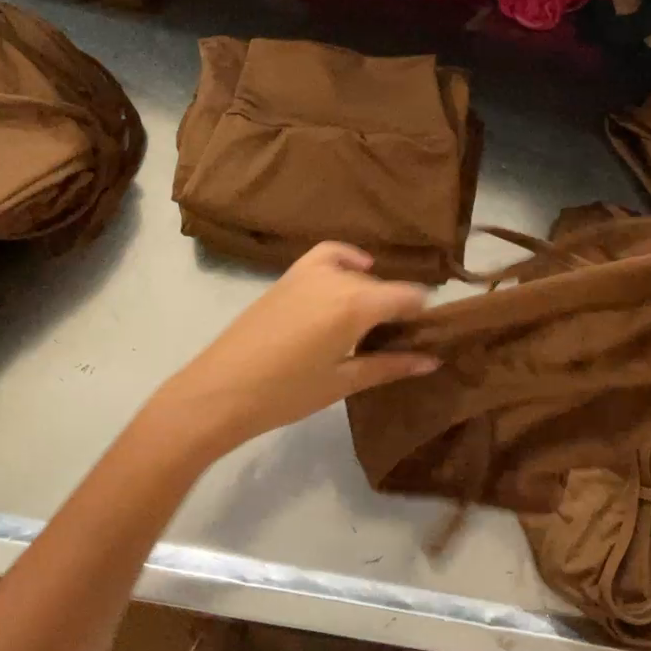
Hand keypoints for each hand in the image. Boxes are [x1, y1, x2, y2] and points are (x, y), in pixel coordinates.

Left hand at [153, 243, 436, 453]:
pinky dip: (348, 260)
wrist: (217, 391)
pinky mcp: (289, 274)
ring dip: (371, 291)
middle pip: (385, 286)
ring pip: (359, 274)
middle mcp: (339, 278)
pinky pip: (330, 255)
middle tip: (396, 343)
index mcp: (357, 304)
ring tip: (368, 323)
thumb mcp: (343, 382)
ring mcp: (311, 271)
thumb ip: (390, 365)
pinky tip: (353, 274)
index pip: (409, 296)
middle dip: (396, 308)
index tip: (424, 338)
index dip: (422, 316)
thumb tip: (433, 360)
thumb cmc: (285, 394)